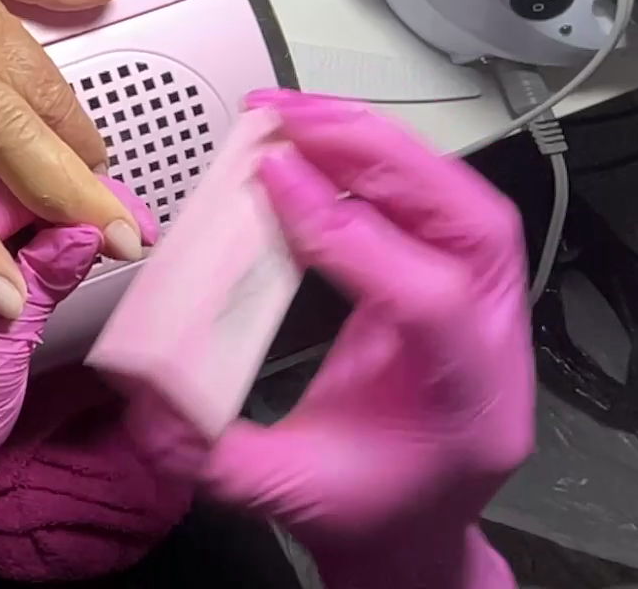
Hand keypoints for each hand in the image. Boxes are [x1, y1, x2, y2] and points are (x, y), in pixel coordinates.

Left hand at [0, 173, 160, 583]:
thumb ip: (41, 281)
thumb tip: (90, 229)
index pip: (7, 196)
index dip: (72, 201)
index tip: (128, 219)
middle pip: (19, 196)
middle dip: (83, 205)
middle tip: (140, 225)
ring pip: (26, 215)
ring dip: (78, 220)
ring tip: (129, 233)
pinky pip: (24, 241)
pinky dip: (63, 241)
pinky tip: (96, 245)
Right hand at [128, 90, 533, 588]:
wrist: (415, 523)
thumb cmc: (367, 510)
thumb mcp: (285, 494)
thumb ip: (211, 452)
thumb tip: (145, 396)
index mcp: (459, 402)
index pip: (425, 296)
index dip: (345, 228)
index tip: (271, 177)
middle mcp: (492, 343)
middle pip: (465, 219)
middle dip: (374, 151)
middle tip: (288, 117)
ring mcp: (484, 305)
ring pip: (455, 196)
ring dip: (373, 141)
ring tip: (295, 113)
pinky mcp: (450, 275)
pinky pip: (427, 198)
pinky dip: (372, 156)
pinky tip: (318, 141)